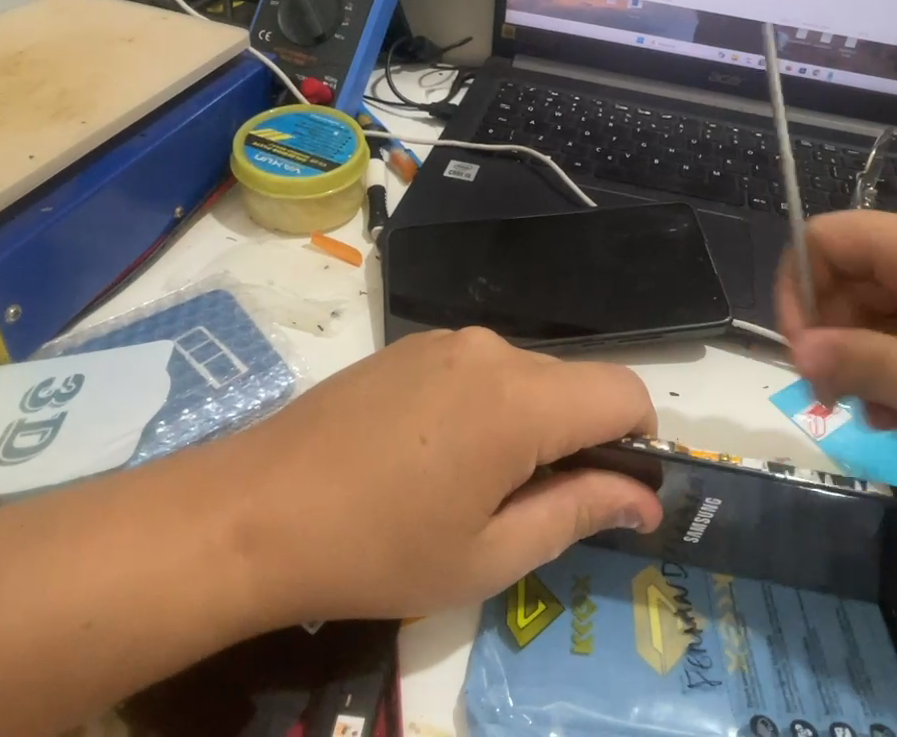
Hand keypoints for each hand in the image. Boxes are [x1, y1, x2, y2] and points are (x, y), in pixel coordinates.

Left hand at [210, 328, 661, 627]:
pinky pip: (478, 369)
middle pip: (573, 384)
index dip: (640, 440)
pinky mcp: (408, 347)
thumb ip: (578, 513)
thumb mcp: (488, 555)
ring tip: (472, 486)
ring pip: (525, 376)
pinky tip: (432, 456)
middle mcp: (489, 350)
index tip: (613, 491)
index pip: (625, 392)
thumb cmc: (377, 549)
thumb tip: (644, 498)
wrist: (252, 512)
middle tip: (532, 508)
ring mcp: (442, 341)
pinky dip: (485, 407)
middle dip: (578, 439)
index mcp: (520, 400)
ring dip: (528, 424)